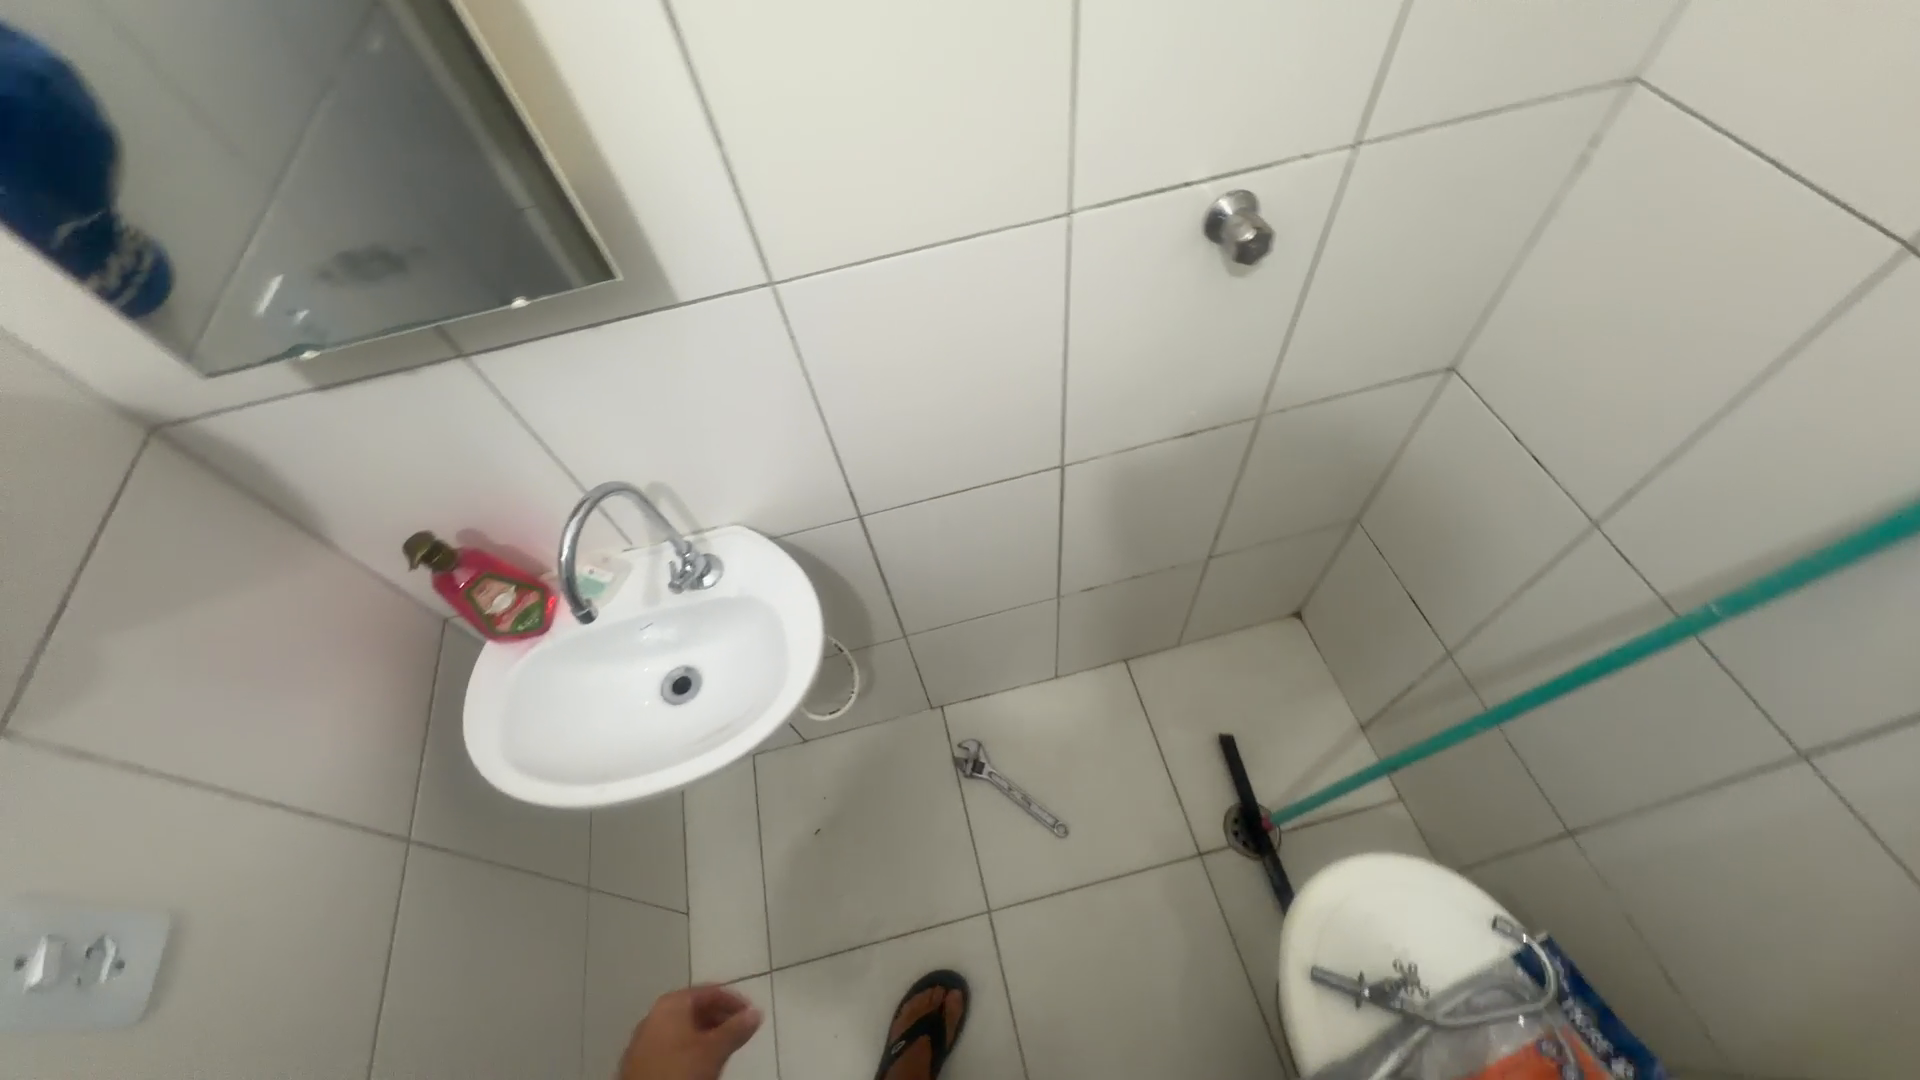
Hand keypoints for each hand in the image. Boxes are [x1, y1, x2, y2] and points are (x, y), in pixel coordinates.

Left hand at [619, 984, 762, 1079]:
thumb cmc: (680, 1071)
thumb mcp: (715, 1050)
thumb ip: (736, 1029)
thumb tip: (756, 1013)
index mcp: (671, 1003)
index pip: (710, 991)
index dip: (734, 1001)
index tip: (751, 1014)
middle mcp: (655, 1015)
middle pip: (695, 1009)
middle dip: (720, 1018)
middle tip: (740, 1031)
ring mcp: (644, 1039)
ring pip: (683, 1029)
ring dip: (706, 1035)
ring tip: (724, 1048)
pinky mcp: (639, 1062)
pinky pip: (672, 1045)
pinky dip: (690, 1048)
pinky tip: (700, 1063)